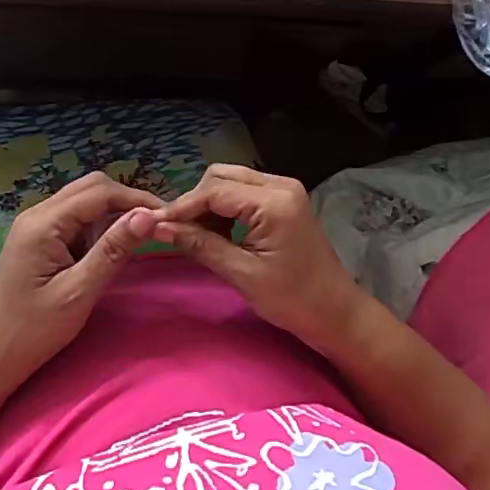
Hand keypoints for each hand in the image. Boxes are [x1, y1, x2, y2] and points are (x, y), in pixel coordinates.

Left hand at [0, 172, 164, 382]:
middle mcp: (38, 214)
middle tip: (157, 224)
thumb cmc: (33, 331)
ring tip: (142, 234)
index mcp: (43, 223)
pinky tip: (114, 245)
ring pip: (85, 201)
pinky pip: (76, 219)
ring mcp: (36, 226)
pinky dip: (99, 226)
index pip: (100, 192)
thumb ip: (113, 250)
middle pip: (92, 188)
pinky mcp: (39, 240)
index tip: (168, 216)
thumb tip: (148, 216)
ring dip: (114, 212)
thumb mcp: (79, 292)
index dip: (136, 199)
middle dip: (127, 200)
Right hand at [153, 165, 361, 349]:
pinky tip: (216, 231)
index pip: (214, 191)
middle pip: (220, 177)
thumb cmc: (292, 299)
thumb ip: (200, 245)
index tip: (153, 225)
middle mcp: (280, 185)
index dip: (181, 207)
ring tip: (194, 234)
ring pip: (230, 181)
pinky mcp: (285, 199)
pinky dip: (225, 206)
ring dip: (208, 203)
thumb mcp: (242, 274)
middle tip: (175, 231)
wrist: (336, 312)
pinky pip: (244, 191)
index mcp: (273, 202)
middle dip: (194, 201)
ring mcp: (285, 189)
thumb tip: (159, 228)